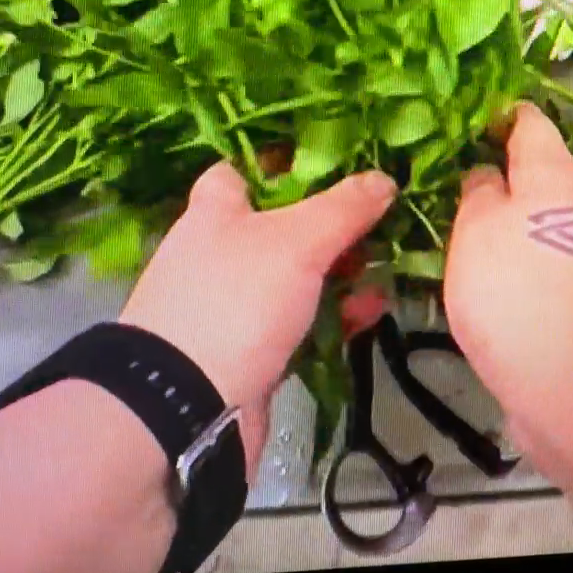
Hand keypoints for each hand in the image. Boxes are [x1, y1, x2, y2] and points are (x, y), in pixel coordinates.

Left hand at [118, 162, 395, 468]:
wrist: (184, 410)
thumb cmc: (235, 302)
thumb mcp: (297, 241)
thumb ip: (344, 207)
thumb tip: (385, 178)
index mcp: (217, 212)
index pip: (243, 169)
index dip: (284, 162)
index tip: (334, 162)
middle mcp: (222, 253)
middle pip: (284, 223)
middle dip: (335, 222)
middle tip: (382, 218)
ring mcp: (236, 305)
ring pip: (299, 275)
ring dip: (344, 271)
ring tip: (388, 268)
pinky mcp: (253, 349)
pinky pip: (303, 320)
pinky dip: (336, 314)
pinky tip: (371, 312)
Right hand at [444, 102, 572, 409]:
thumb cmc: (517, 290)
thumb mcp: (477, 228)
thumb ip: (479, 191)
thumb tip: (487, 175)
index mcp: (554, 172)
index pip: (528, 120)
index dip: (492, 115)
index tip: (456, 123)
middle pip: (534, 167)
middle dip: (492, 169)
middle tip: (441, 177)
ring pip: (536, 212)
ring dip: (500, 214)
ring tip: (451, 222)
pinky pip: (540, 250)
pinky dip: (513, 250)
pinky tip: (480, 268)